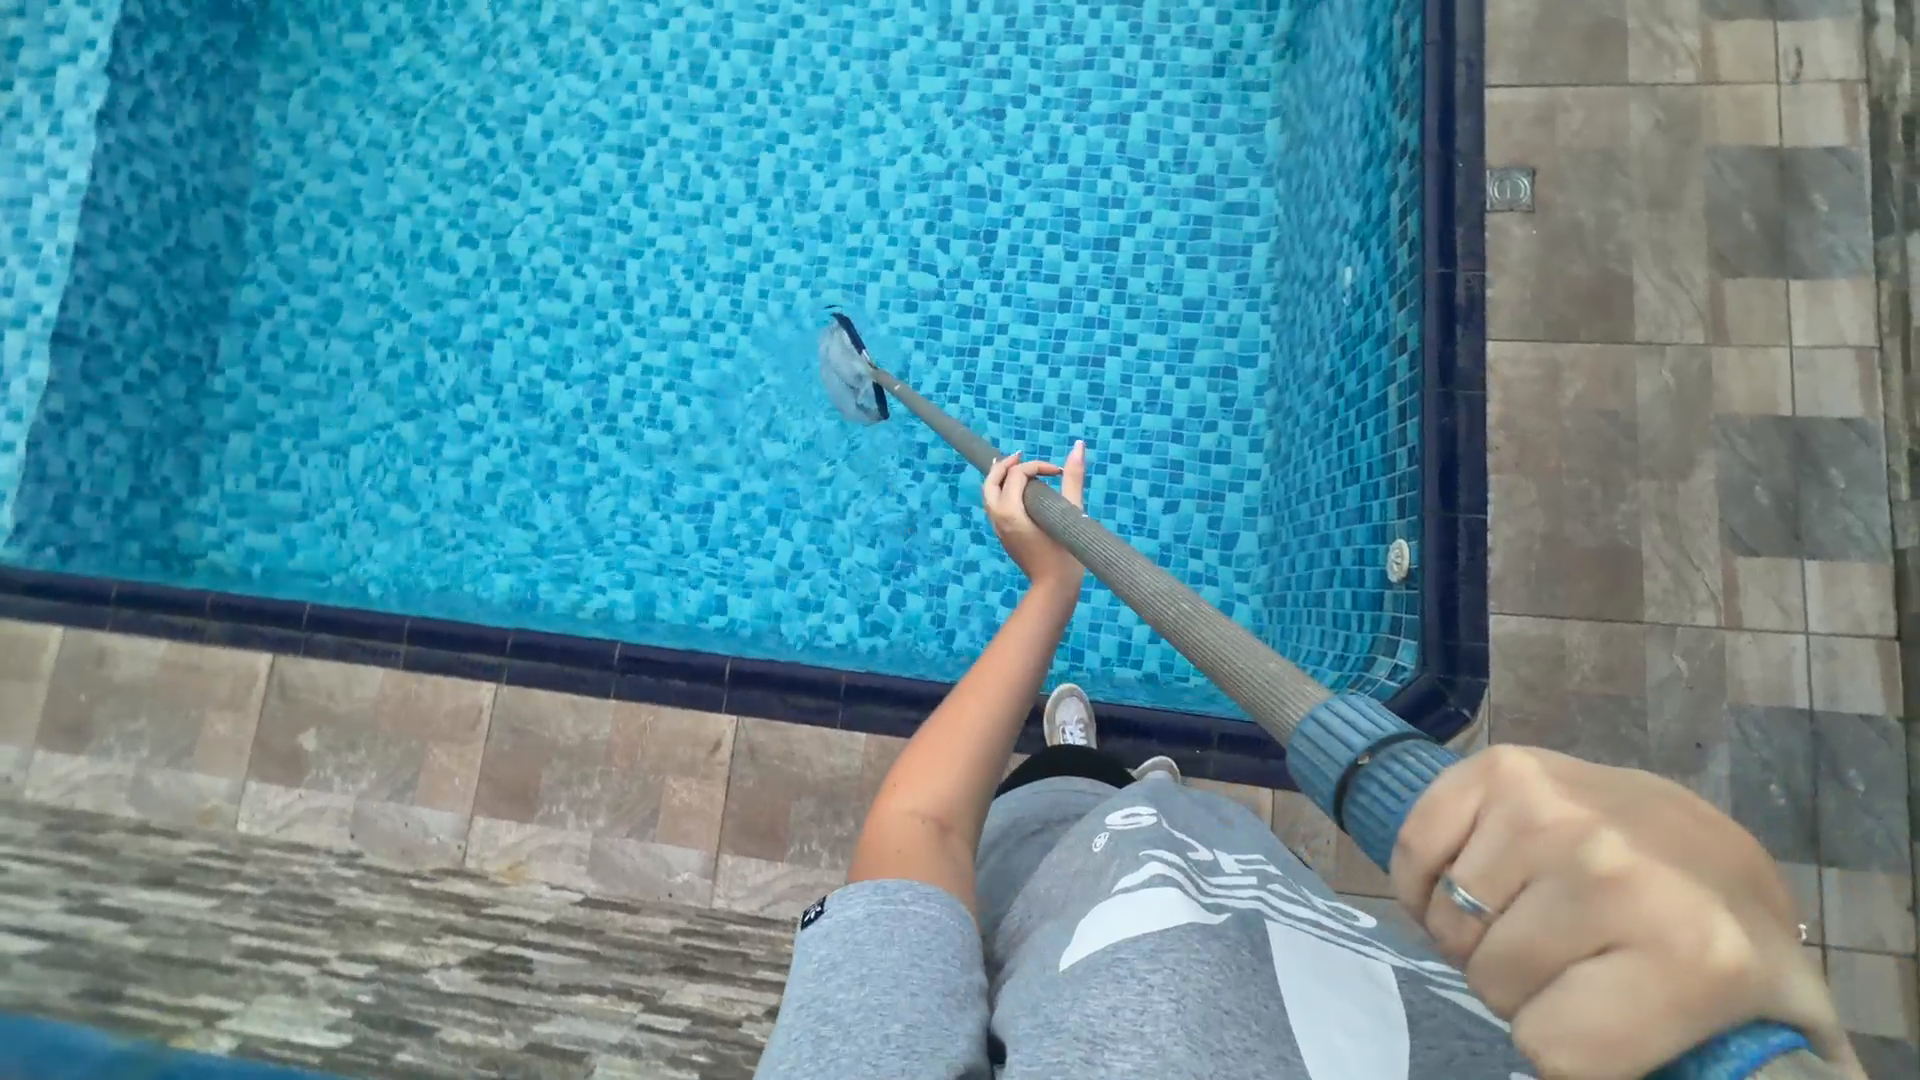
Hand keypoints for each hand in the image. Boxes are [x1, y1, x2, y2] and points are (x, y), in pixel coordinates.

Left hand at [983, 442, 1086, 599]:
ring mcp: (998, 527)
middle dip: (1005, 465)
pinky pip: (994, 506)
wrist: (1053, 588)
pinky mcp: (1003, 535)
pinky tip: (1014, 490)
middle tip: (1021, 455)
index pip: (1017, 474)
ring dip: (1000, 477)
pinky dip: (1001, 491)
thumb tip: (1079, 445)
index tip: (1059, 473)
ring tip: (1013, 466)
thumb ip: (1074, 478)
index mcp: (1010, 510)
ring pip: (989, 494)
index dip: (1037, 466)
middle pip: (992, 480)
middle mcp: (998, 517)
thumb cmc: (1065, 554)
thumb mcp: (1071, 513)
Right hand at [1393, 746, 1860, 1079]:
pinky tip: (1456, 884)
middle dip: (1509, 987)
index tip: (1588, 1024)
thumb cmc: (1720, 935)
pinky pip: (1413, 850)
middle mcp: (1610, 872)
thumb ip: (1730, 1074)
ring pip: (1448, 921)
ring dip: (1464, 934)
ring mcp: (1544, 810)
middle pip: (1492, 979)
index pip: (1555, 1051)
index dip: (1557, 1049)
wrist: (1701, 834)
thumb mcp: (1759, 1025)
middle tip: (1548, 965)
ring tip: (1507, 921)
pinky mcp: (1496, 768)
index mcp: (1693, 956)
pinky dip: (1420, 882)